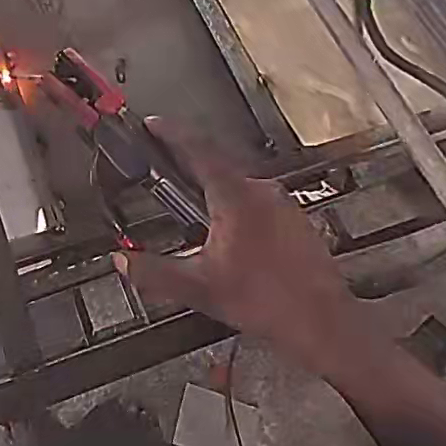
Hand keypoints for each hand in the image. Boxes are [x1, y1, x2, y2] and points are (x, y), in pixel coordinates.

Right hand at [114, 119, 368, 369]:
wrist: (321, 320)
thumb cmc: (268, 301)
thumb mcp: (198, 287)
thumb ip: (154, 271)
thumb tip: (124, 261)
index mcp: (236, 197)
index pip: (198, 151)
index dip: (171, 134)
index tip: (154, 125)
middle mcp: (262, 192)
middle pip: (217, 166)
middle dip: (189, 167)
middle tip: (168, 170)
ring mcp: (282, 204)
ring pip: (238, 186)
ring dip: (214, 193)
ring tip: (195, 216)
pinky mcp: (294, 220)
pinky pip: (257, 202)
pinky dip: (237, 209)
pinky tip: (231, 239)